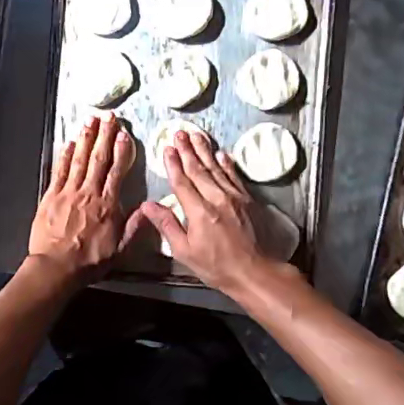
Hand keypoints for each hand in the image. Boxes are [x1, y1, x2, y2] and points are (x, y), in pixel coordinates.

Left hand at [28, 113, 134, 286]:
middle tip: (109, 118)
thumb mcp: (119, 250)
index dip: (122, 151)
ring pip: (79, 160)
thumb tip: (150, 209)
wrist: (56, 267)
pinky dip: (64, 155)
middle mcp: (89, 193)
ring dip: (86, 139)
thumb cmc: (88, 262)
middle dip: (105, 136)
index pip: (117, 171)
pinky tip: (69, 143)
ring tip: (91, 121)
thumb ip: (134, 227)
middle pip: (98, 159)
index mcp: (107, 205)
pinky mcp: (50, 197)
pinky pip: (59, 171)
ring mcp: (68, 193)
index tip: (125, 135)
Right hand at [131, 128, 285, 295]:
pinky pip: (234, 176)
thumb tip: (148, 206)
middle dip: (187, 150)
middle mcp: (217, 199)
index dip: (173, 164)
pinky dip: (227, 164)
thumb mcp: (184, 251)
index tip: (167, 148)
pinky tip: (222, 154)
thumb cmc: (217, 266)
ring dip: (205, 150)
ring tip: (196, 135)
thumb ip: (167, 225)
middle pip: (198, 169)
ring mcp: (235, 197)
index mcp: (199, 212)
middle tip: (179, 133)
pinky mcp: (248, 200)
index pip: (182, 181)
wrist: (255, 272)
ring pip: (216, 168)